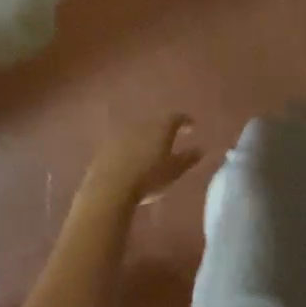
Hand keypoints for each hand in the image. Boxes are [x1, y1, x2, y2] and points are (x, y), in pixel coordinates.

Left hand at [84, 115, 202, 207]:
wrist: (110, 189)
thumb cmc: (148, 179)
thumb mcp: (174, 171)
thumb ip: (188, 158)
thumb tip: (200, 149)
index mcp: (160, 128)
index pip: (176, 118)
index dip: (185, 121)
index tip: (192, 127)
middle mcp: (141, 125)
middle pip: (155, 123)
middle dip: (163, 130)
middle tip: (170, 140)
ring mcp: (120, 135)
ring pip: (138, 133)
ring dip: (145, 139)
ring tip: (151, 152)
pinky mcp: (105, 147)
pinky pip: (123, 143)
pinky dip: (130, 149)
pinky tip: (131, 162)